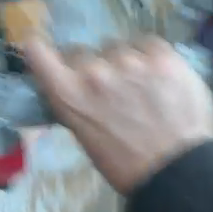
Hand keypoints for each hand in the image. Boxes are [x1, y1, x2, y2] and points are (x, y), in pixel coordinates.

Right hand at [22, 37, 212, 192]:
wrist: (174, 168)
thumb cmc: (123, 161)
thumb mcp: (83, 134)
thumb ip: (74, 102)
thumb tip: (73, 83)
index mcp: (68, 95)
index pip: (37, 53)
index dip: (38, 49)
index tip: (40, 49)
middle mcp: (93, 72)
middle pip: (81, 52)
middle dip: (90, 67)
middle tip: (107, 88)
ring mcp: (129, 61)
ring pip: (116, 47)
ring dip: (120, 61)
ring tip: (138, 85)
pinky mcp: (162, 56)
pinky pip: (147, 43)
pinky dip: (148, 56)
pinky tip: (156, 76)